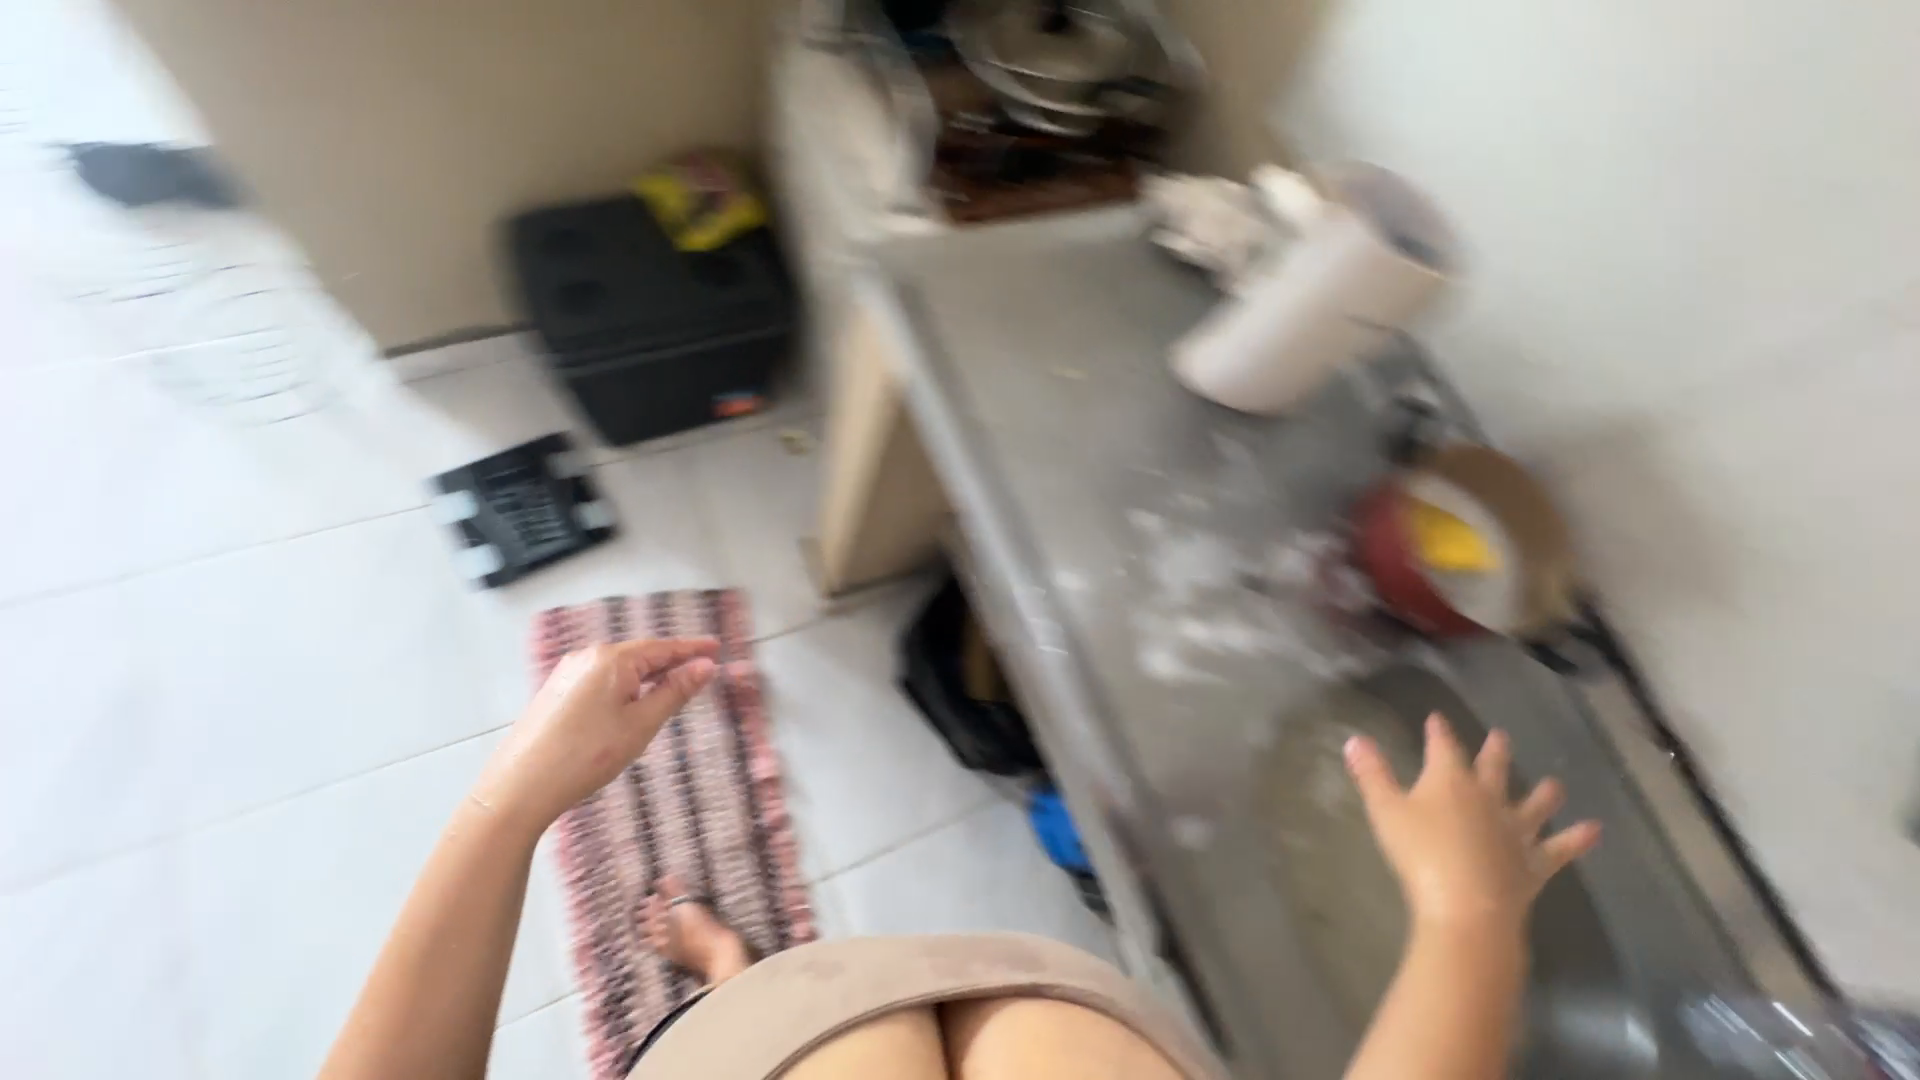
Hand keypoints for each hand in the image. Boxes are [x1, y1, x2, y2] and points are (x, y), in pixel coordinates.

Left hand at [473, 638, 719, 830]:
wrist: (519, 788)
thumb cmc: (587, 755)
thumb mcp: (641, 724)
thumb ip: (675, 691)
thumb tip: (705, 666)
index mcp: (612, 659)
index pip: (663, 648)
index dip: (692, 649)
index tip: (717, 648)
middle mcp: (587, 657)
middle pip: (641, 654)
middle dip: (672, 660)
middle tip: (701, 667)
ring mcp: (568, 674)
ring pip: (620, 667)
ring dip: (648, 674)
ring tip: (674, 683)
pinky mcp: (556, 692)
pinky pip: (602, 678)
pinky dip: (626, 684)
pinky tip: (633, 699)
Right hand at [1345, 713, 1601, 935]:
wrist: (1467, 905)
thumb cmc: (1419, 854)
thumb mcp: (1385, 810)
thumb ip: (1371, 774)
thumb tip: (1355, 740)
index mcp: (1449, 781)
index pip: (1443, 747)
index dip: (1439, 731)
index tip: (1437, 718)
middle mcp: (1487, 797)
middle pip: (1492, 768)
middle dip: (1494, 751)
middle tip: (1500, 736)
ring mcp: (1516, 829)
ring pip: (1534, 804)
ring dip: (1544, 793)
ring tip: (1555, 783)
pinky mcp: (1535, 861)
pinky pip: (1561, 847)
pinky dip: (1578, 838)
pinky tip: (1594, 830)